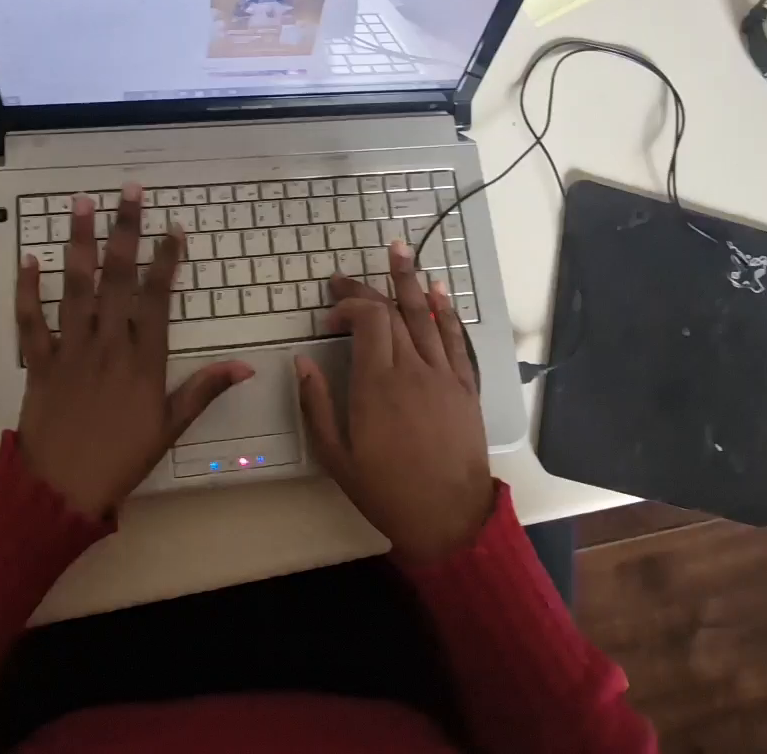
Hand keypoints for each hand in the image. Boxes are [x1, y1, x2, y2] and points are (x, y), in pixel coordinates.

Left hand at [16, 184, 252, 517]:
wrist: (60, 491)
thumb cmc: (121, 459)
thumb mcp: (170, 428)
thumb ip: (204, 390)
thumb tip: (248, 365)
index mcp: (143, 360)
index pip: (157, 298)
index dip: (166, 259)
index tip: (172, 226)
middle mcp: (107, 344)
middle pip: (118, 278)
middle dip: (124, 231)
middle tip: (128, 191)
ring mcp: (70, 350)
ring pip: (75, 288)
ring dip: (79, 243)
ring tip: (80, 204)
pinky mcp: (38, 362)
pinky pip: (30, 321)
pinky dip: (27, 290)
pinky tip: (29, 258)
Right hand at [297, 241, 493, 561]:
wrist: (449, 517)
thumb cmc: (386, 489)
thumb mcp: (336, 455)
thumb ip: (315, 404)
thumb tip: (301, 361)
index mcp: (377, 383)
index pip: (366, 320)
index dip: (347, 305)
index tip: (329, 317)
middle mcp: (412, 369)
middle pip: (392, 311)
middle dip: (367, 289)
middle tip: (345, 278)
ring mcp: (444, 374)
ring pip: (426, 315)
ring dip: (410, 280)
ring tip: (399, 250)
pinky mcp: (466, 385)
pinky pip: (455, 338)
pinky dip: (446, 311)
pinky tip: (438, 291)